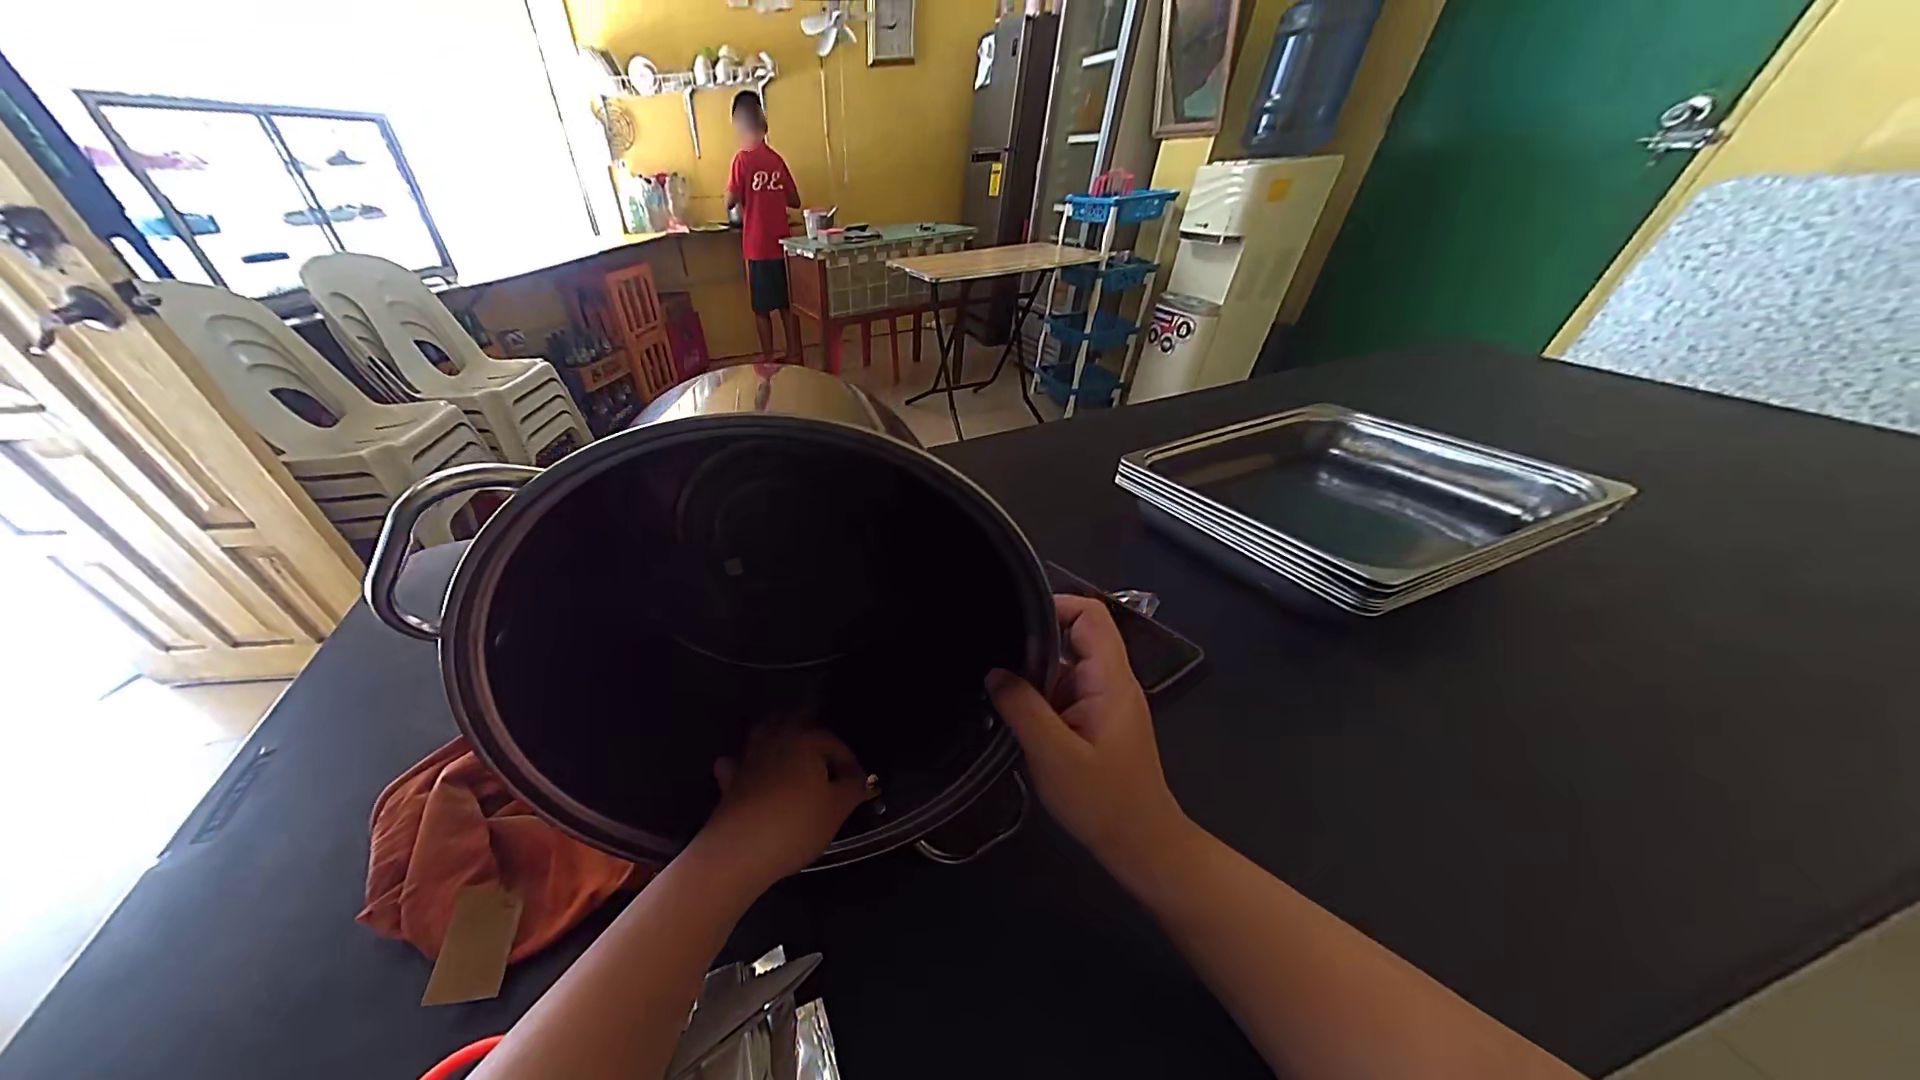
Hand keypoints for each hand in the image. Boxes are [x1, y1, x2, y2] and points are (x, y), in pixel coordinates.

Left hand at [692, 722, 872, 888]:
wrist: (739, 851)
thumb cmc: (796, 823)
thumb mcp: (837, 808)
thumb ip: (854, 788)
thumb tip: (865, 780)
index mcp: (806, 740)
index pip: (835, 743)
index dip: (850, 762)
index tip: (858, 785)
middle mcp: (776, 740)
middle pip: (795, 722)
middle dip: (812, 733)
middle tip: (825, 755)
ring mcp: (749, 758)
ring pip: (765, 734)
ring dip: (779, 738)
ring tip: (793, 755)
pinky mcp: (729, 781)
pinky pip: (738, 764)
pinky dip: (745, 764)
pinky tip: (750, 775)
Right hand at [988, 595, 1191, 874]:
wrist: (1141, 843)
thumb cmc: (1105, 802)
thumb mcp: (1055, 755)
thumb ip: (1022, 709)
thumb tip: (995, 674)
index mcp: (1110, 680)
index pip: (1091, 616)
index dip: (1057, 605)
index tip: (1018, 618)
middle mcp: (1111, 683)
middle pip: (1075, 638)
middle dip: (1035, 645)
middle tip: (998, 661)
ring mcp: (1104, 701)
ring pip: (1065, 667)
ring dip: (1035, 677)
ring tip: (1002, 695)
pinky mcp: (1096, 720)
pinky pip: (1064, 692)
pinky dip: (1041, 698)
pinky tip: (1020, 718)